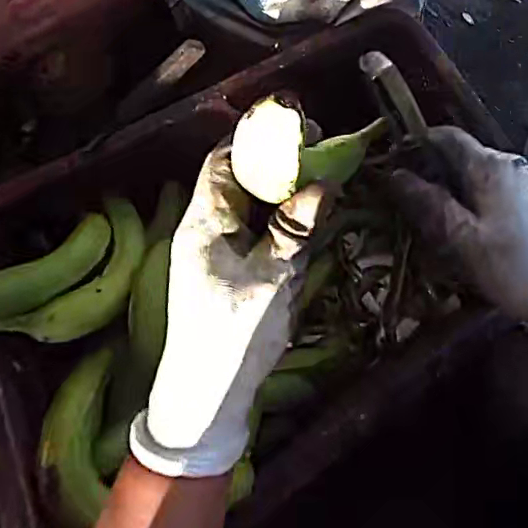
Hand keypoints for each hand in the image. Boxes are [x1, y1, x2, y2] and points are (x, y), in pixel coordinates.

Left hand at [130, 144, 328, 477]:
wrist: (204, 399)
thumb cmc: (233, 336)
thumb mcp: (272, 278)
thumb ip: (295, 228)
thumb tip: (324, 183)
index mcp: (203, 222)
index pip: (223, 161)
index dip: (255, 138)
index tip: (293, 128)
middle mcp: (204, 227)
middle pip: (237, 177)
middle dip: (274, 159)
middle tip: (316, 147)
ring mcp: (214, 248)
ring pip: (248, 201)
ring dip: (279, 186)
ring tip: (319, 173)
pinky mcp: (227, 266)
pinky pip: (253, 226)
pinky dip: (277, 214)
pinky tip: (305, 213)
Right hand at [388, 126, 527, 367]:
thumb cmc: (521, 268)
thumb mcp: (466, 241)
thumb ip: (431, 205)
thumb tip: (396, 175)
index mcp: (489, 165)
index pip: (443, 135)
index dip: (413, 143)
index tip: (389, 164)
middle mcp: (506, 163)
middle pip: (456, 154)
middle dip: (427, 170)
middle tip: (399, 200)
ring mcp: (522, 181)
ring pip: (471, 175)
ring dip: (446, 189)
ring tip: (423, 219)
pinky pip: (487, 189)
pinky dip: (466, 201)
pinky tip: (458, 229)